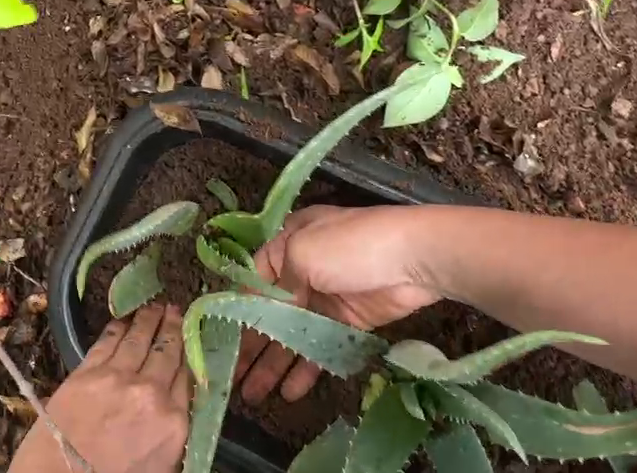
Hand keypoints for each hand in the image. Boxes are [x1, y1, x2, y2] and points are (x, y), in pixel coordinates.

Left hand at [12, 304, 191, 472]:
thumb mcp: (160, 466)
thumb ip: (172, 431)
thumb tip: (177, 404)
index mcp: (173, 423)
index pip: (188, 378)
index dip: (189, 354)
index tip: (192, 338)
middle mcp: (150, 393)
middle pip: (167, 352)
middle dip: (173, 328)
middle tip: (176, 310)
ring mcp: (117, 378)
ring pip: (139, 338)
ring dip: (149, 318)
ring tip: (155, 306)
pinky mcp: (87, 372)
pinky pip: (108, 341)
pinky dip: (119, 326)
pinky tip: (124, 319)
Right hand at [236, 205, 440, 402]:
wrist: (414, 258)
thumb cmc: (351, 246)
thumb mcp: (304, 254)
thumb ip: (280, 286)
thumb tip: (270, 312)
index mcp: (289, 241)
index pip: (255, 279)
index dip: (239, 310)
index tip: (222, 342)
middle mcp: (304, 268)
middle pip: (272, 310)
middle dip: (251, 343)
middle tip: (232, 378)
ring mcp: (327, 296)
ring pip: (294, 334)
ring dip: (275, 362)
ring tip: (254, 395)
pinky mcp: (350, 321)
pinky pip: (321, 347)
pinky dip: (306, 367)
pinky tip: (290, 391)